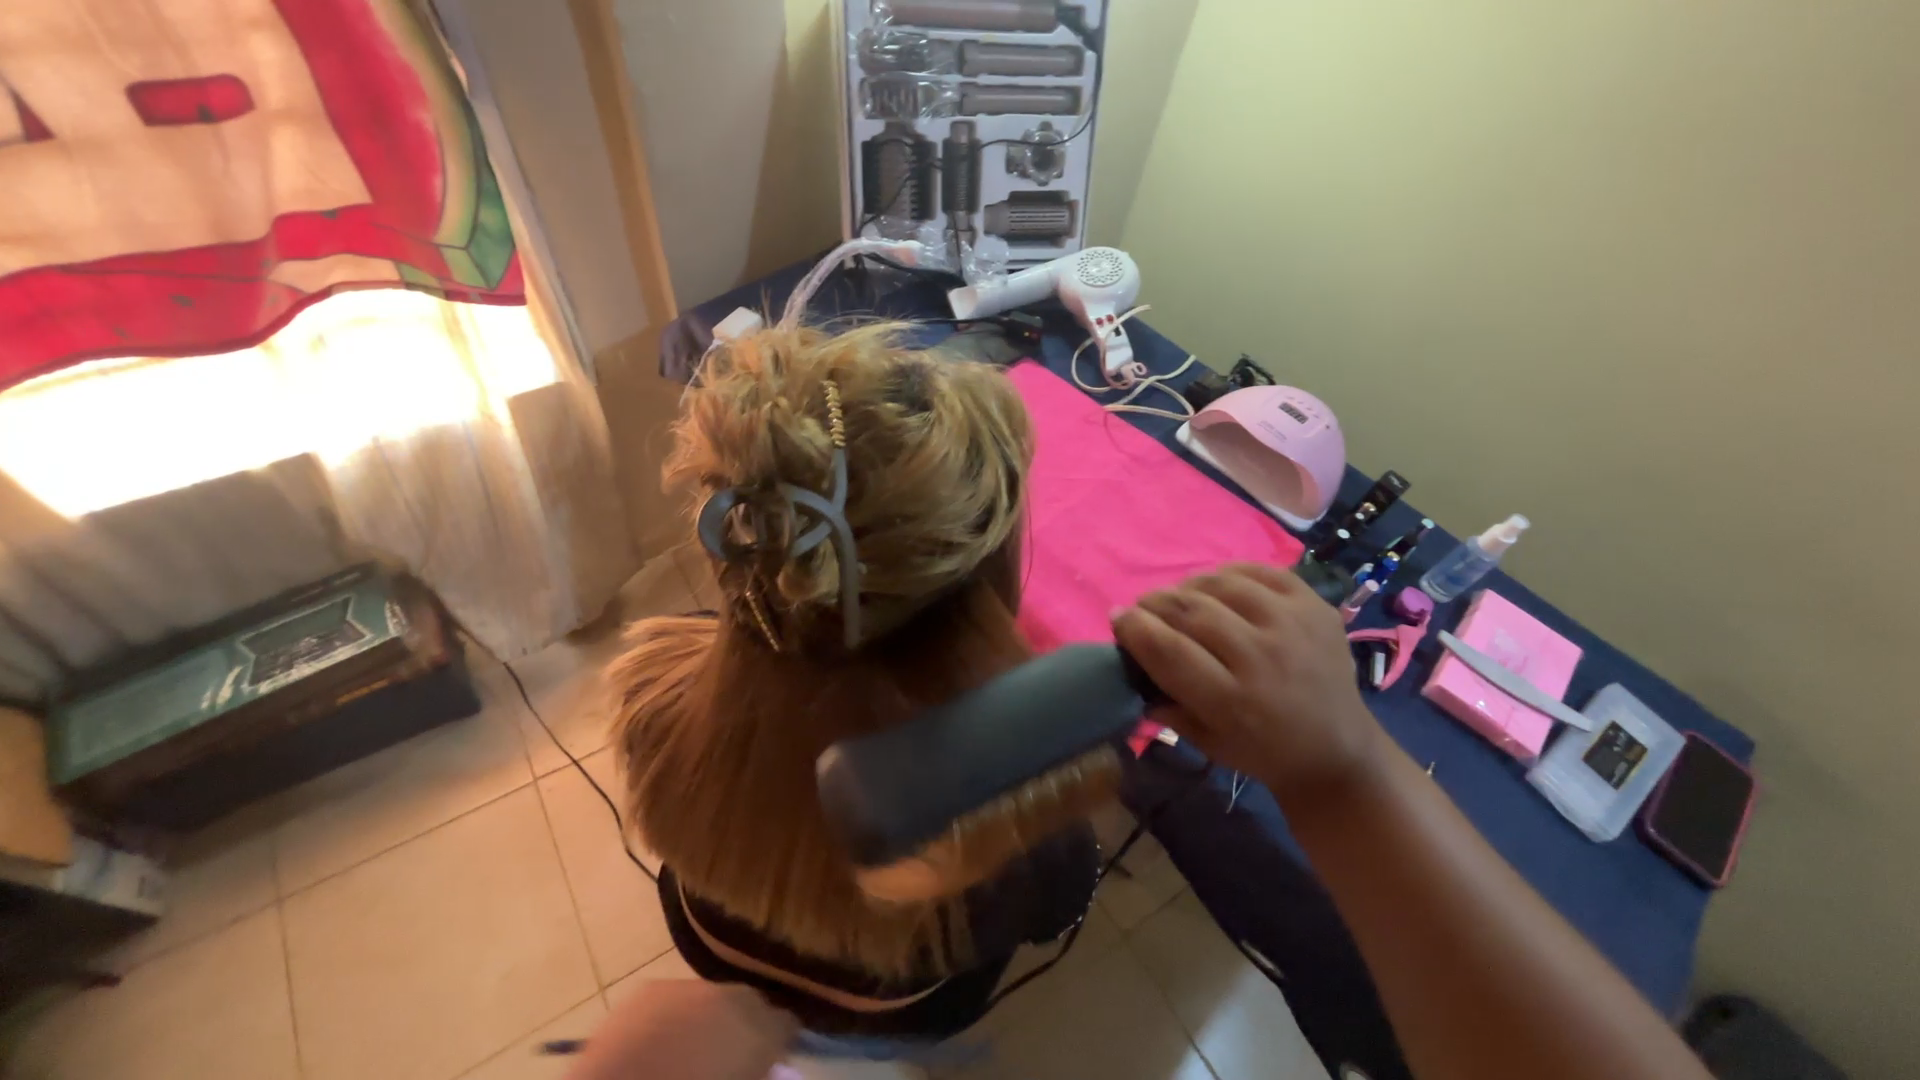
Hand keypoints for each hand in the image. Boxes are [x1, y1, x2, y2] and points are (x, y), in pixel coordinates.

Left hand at [566, 979, 797, 1079]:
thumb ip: (756, 1075)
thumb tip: (761, 1071)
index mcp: (762, 1029)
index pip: (788, 1025)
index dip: (778, 1046)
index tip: (765, 1065)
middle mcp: (735, 996)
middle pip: (751, 1006)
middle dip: (742, 1031)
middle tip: (723, 1065)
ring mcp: (691, 988)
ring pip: (710, 1001)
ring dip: (705, 1023)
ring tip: (682, 1058)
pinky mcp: (652, 990)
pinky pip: (673, 1003)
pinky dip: (670, 1020)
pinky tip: (653, 1048)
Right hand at [1113, 563, 1384, 806]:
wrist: (1337, 749)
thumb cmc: (1261, 750)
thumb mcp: (1205, 742)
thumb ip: (1165, 703)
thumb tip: (1129, 659)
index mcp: (1232, 701)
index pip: (1168, 649)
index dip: (1134, 628)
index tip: (1118, 618)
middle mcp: (1262, 658)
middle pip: (1190, 611)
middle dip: (1154, 604)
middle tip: (1143, 608)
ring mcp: (1292, 626)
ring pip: (1220, 585)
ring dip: (1187, 587)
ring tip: (1178, 599)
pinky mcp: (1314, 606)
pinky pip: (1259, 571)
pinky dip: (1227, 574)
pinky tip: (1215, 587)